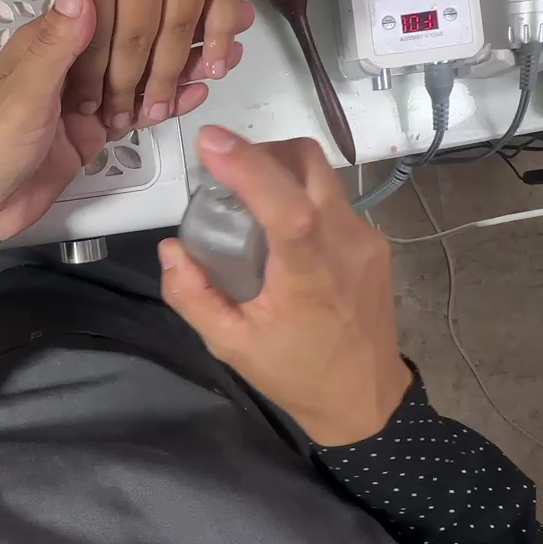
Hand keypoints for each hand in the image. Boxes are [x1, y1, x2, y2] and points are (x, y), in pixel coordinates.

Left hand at [0, 0, 246, 256]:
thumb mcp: (22, 93)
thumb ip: (54, 45)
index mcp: (46, 44)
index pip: (111, 9)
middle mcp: (68, 66)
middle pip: (133, 40)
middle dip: (180, 30)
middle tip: (237, 22)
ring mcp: (81, 101)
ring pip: (139, 75)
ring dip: (179, 66)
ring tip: (228, 56)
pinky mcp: (89, 134)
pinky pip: (132, 112)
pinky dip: (162, 103)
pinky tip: (195, 93)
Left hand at [0, 0, 250, 141]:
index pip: (90, 26)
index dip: (87, 72)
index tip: (80, 108)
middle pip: (137, 36)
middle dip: (127, 86)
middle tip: (123, 122)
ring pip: (182, 24)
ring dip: (171, 71)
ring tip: (162, 109)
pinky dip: (220, 30)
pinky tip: (215, 61)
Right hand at [159, 128, 413, 445]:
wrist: (367, 402)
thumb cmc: (297, 374)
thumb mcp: (230, 346)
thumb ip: (193, 296)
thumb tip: (171, 249)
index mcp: (309, 275)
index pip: (287, 207)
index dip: (249, 168)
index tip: (209, 142)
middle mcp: (345, 245)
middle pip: (307, 164)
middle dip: (258, 151)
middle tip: (221, 169)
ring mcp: (364, 239)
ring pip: (320, 173)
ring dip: (277, 167)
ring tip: (243, 195)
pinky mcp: (371, 242)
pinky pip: (330, 196)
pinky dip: (296, 190)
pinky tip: (275, 225)